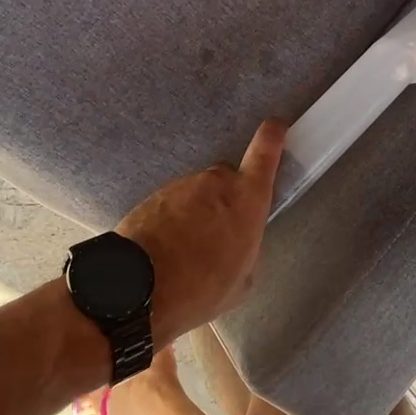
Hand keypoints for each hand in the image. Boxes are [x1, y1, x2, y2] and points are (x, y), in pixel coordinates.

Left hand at [116, 120, 284, 344]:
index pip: (265, 151)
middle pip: (227, 180)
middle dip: (226, 201)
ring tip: (188, 252)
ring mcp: (182, 185)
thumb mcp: (243, 280)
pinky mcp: (155, 194)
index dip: (273, 136)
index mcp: (246, 198)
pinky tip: (167, 251)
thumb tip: (239, 241)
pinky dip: (174, 221)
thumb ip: (247, 248)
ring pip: (198, 195)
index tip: (276, 126)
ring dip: (198, 215)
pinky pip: (174, 204)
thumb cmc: (201, 287)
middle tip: (219, 236)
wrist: (139, 288)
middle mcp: (216, 182)